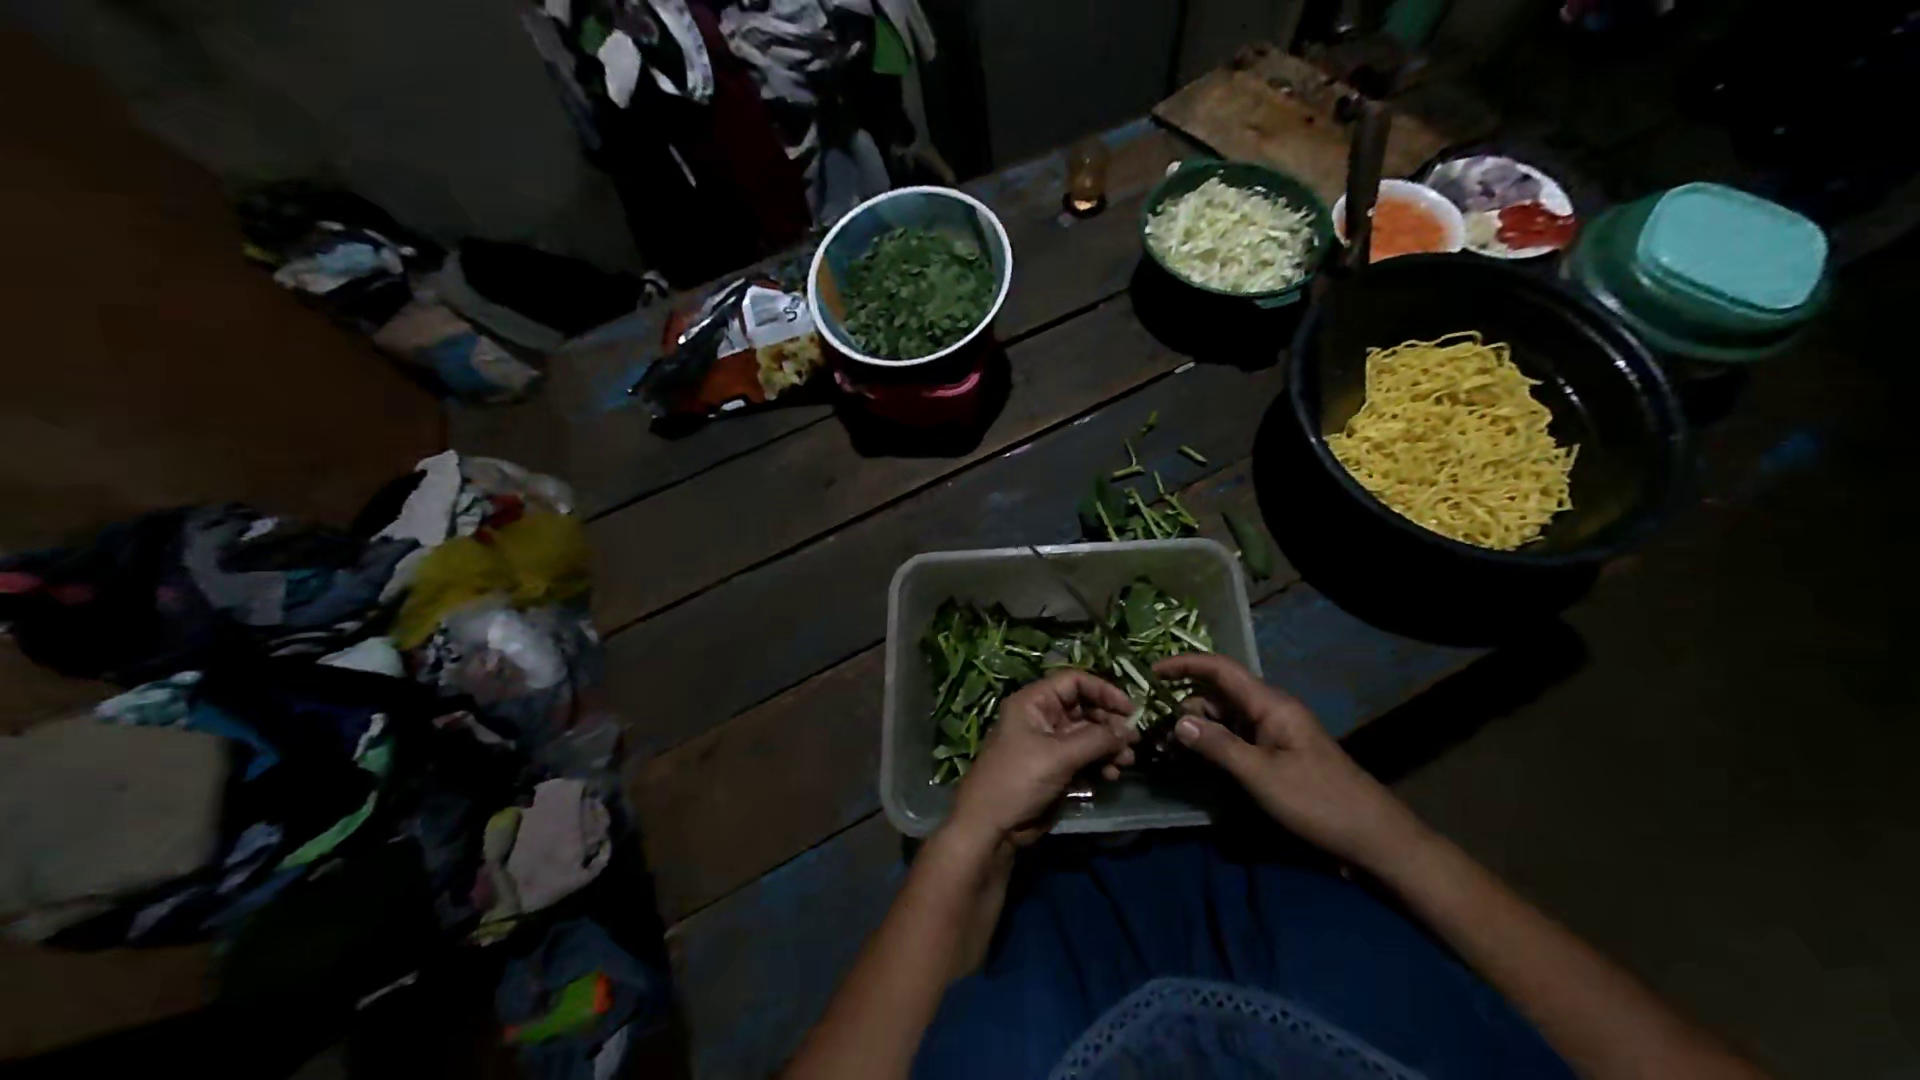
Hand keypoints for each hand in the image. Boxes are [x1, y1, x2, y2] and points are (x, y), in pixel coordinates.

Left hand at [948, 670, 1139, 846]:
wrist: (992, 826)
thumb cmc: (1019, 780)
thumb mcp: (1059, 755)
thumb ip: (1096, 739)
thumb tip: (1128, 730)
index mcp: (1033, 702)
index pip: (1074, 682)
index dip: (1103, 691)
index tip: (1130, 709)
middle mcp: (1042, 717)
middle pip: (1084, 708)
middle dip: (1110, 723)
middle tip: (1133, 741)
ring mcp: (1049, 743)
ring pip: (1088, 734)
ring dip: (1109, 745)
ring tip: (1126, 761)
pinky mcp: (1056, 767)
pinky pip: (1084, 756)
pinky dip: (1100, 762)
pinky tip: (1111, 775)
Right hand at [1155, 654, 1426, 866]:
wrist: (1374, 839)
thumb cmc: (1318, 802)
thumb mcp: (1261, 775)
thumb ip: (1218, 746)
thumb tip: (1178, 721)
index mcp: (1270, 705)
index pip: (1220, 669)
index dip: (1184, 664)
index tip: (1151, 671)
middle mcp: (1271, 711)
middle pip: (1218, 694)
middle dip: (1184, 703)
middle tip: (1153, 725)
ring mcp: (1275, 733)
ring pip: (1226, 717)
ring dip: (1197, 726)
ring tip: (1168, 746)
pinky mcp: (1277, 754)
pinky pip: (1237, 738)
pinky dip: (1214, 743)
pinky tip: (1195, 759)